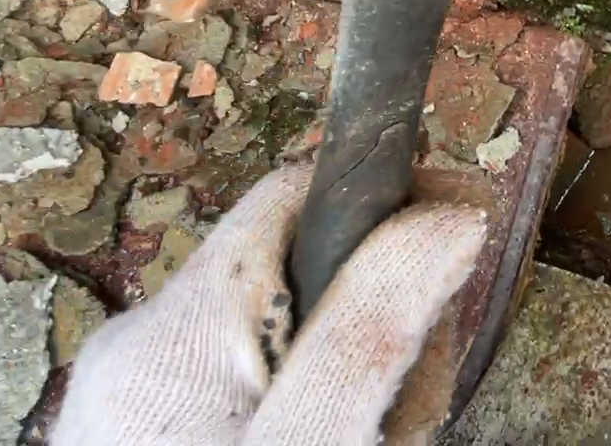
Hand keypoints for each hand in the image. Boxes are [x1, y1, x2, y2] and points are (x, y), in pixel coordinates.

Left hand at [52, 165, 485, 445]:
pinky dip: (328, 385)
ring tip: (386, 425)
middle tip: (419, 376)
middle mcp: (149, 339)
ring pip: (300, 310)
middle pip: (310, 253)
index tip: (461, 233)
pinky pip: (272, 363)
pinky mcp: (165, 420)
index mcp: (175, 328)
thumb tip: (458, 208)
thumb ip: (375, 324)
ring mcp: (150, 386)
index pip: (302, 190)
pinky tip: (350, 434)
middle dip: (390, 292)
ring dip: (367, 348)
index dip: (393, 194)